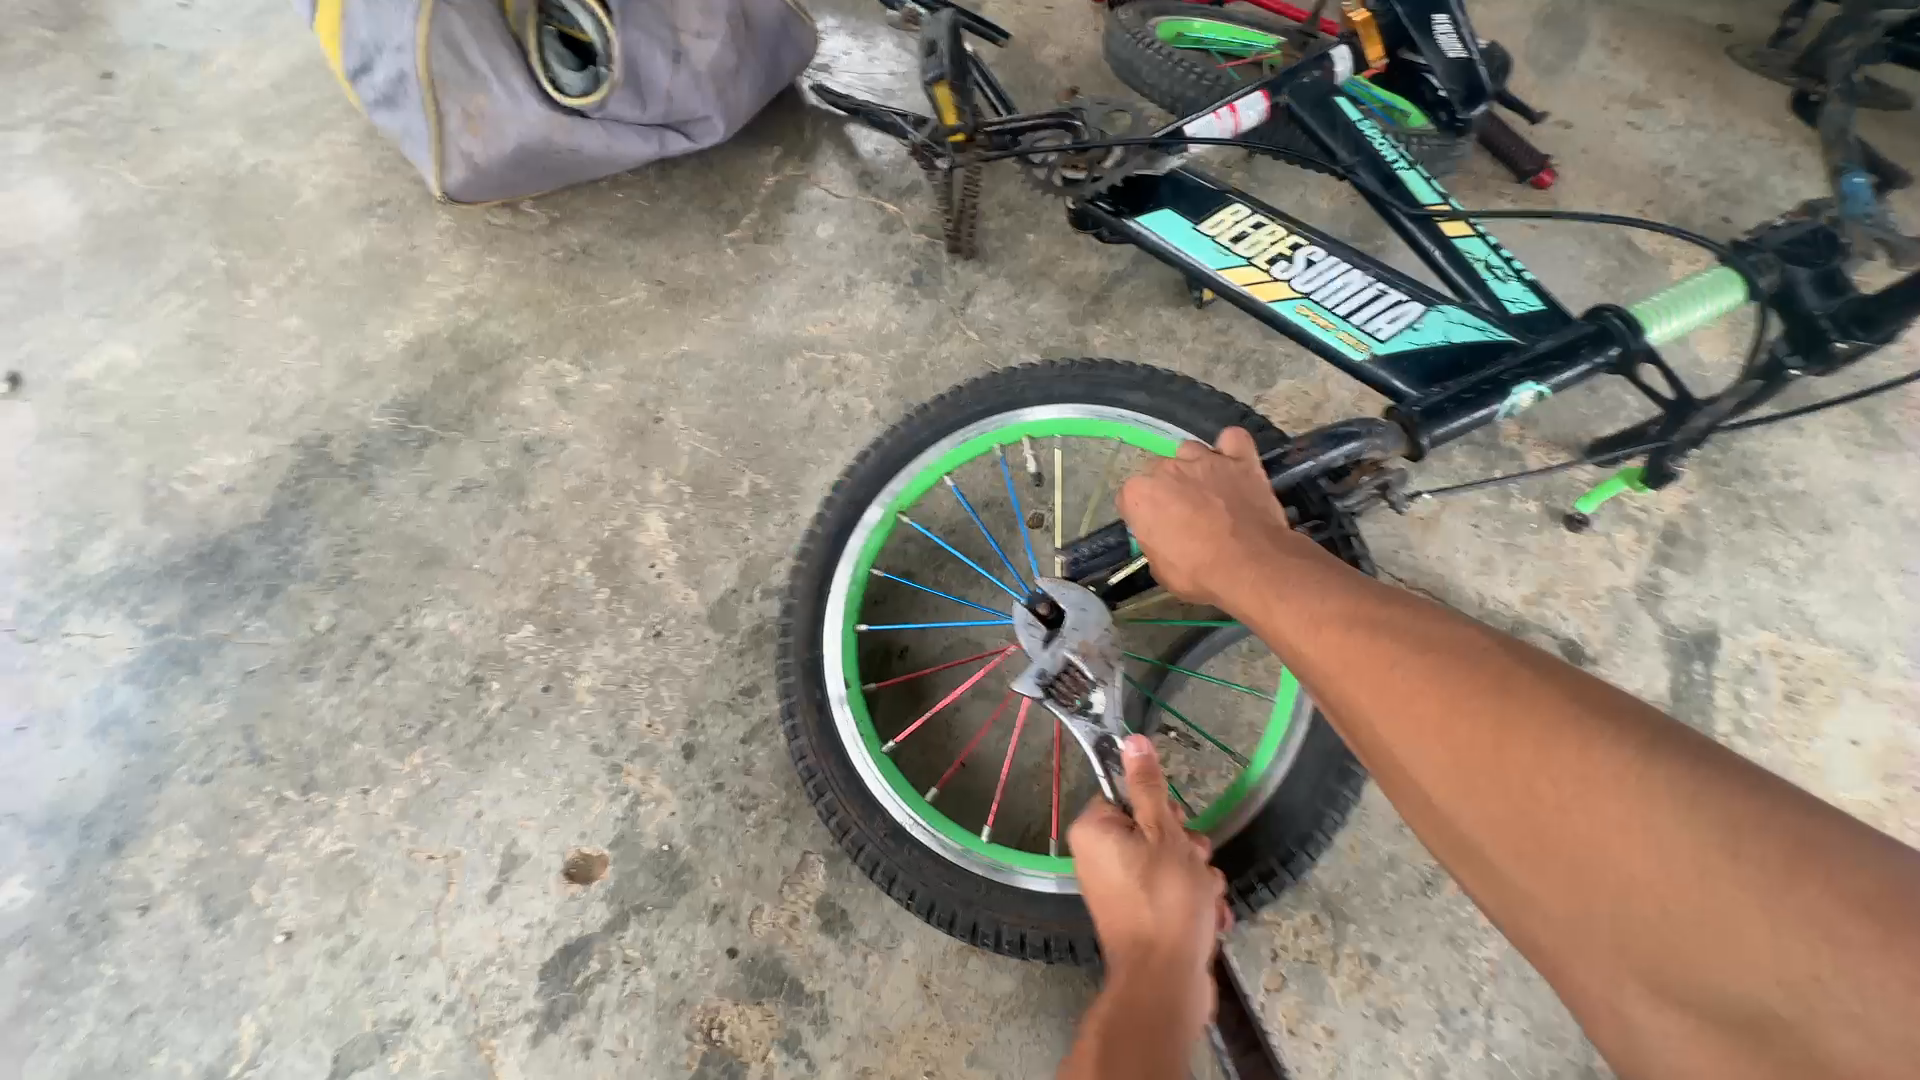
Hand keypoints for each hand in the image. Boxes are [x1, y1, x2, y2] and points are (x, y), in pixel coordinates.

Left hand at [1069, 736, 1230, 1037]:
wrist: (1166, 984)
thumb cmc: (1164, 901)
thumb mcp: (1164, 833)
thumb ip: (1149, 786)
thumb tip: (1132, 740)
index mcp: (1093, 831)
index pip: (1127, 797)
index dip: (1160, 811)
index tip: (1177, 827)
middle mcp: (1098, 857)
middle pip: (1153, 830)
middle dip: (1187, 848)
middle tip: (1194, 865)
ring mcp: (1119, 889)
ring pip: (1171, 862)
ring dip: (1198, 877)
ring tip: (1203, 898)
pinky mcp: (1140, 916)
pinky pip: (1172, 893)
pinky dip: (1194, 903)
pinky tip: (1208, 919)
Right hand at [1116, 426, 1319, 614]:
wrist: (1250, 565)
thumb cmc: (1198, 573)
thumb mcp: (1160, 569)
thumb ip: (1154, 542)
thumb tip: (1162, 537)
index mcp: (1140, 495)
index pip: (1129, 497)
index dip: (1142, 514)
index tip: (1154, 529)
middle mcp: (1168, 469)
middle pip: (1160, 471)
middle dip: (1168, 489)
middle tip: (1183, 515)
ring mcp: (1205, 460)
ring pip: (1190, 451)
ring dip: (1194, 467)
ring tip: (1207, 490)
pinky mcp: (1240, 459)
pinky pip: (1232, 440)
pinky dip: (1230, 449)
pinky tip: (1232, 464)